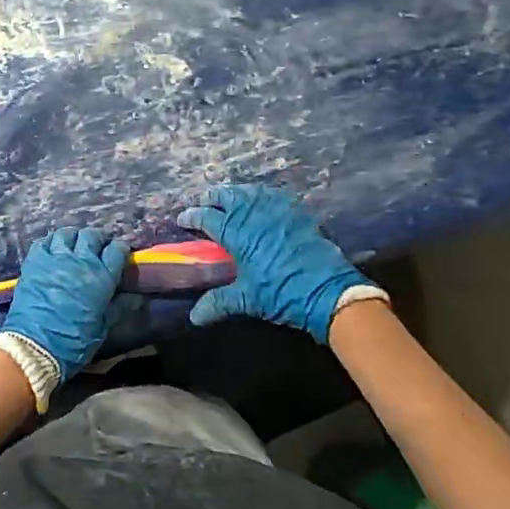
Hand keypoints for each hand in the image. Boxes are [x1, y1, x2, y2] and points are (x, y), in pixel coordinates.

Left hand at [0, 227, 131, 379]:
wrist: (33, 349)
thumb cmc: (73, 342)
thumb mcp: (102, 328)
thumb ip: (119, 308)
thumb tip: (137, 298)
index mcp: (102, 277)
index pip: (117, 249)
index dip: (119, 249)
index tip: (119, 254)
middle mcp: (82, 261)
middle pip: (93, 236)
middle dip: (98, 239)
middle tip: (98, 247)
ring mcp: (56, 259)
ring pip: (68, 234)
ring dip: (74, 237)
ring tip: (74, 245)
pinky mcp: (34, 263)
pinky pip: (44, 242)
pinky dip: (50, 242)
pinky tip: (53, 250)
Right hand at [178, 185, 373, 342]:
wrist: (326, 288)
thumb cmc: (281, 292)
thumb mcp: (247, 299)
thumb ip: (219, 303)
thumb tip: (194, 317)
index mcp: (238, 232)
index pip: (208, 217)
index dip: (194, 216)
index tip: (183, 217)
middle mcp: (255, 214)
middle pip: (229, 196)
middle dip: (213, 196)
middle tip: (204, 200)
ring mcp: (279, 209)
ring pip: (251, 191)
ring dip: (236, 192)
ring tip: (229, 197)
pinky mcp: (298, 211)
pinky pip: (274, 194)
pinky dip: (261, 194)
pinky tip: (261, 200)